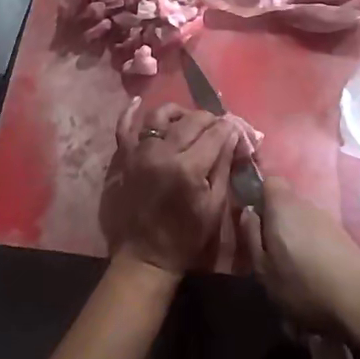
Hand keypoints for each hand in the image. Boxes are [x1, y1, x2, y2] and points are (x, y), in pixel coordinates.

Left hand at [100, 99, 237, 274]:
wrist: (144, 256)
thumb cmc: (185, 236)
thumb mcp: (214, 206)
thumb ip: (223, 166)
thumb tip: (233, 135)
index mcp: (189, 168)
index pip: (215, 133)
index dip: (229, 129)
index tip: (235, 130)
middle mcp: (163, 152)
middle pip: (191, 120)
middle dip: (209, 119)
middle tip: (216, 127)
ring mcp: (140, 152)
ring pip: (160, 115)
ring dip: (179, 112)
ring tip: (187, 120)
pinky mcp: (124, 157)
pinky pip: (124, 127)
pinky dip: (130, 112)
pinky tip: (138, 102)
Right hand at [237, 178, 359, 337]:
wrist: (359, 301)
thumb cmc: (302, 284)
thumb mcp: (263, 268)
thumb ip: (251, 235)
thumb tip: (248, 211)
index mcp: (283, 205)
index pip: (269, 181)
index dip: (258, 195)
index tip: (252, 219)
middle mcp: (306, 204)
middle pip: (285, 201)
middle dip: (275, 220)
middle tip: (268, 250)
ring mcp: (327, 219)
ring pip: (301, 219)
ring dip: (294, 235)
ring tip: (290, 268)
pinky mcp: (342, 235)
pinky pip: (317, 232)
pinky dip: (311, 246)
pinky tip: (312, 273)